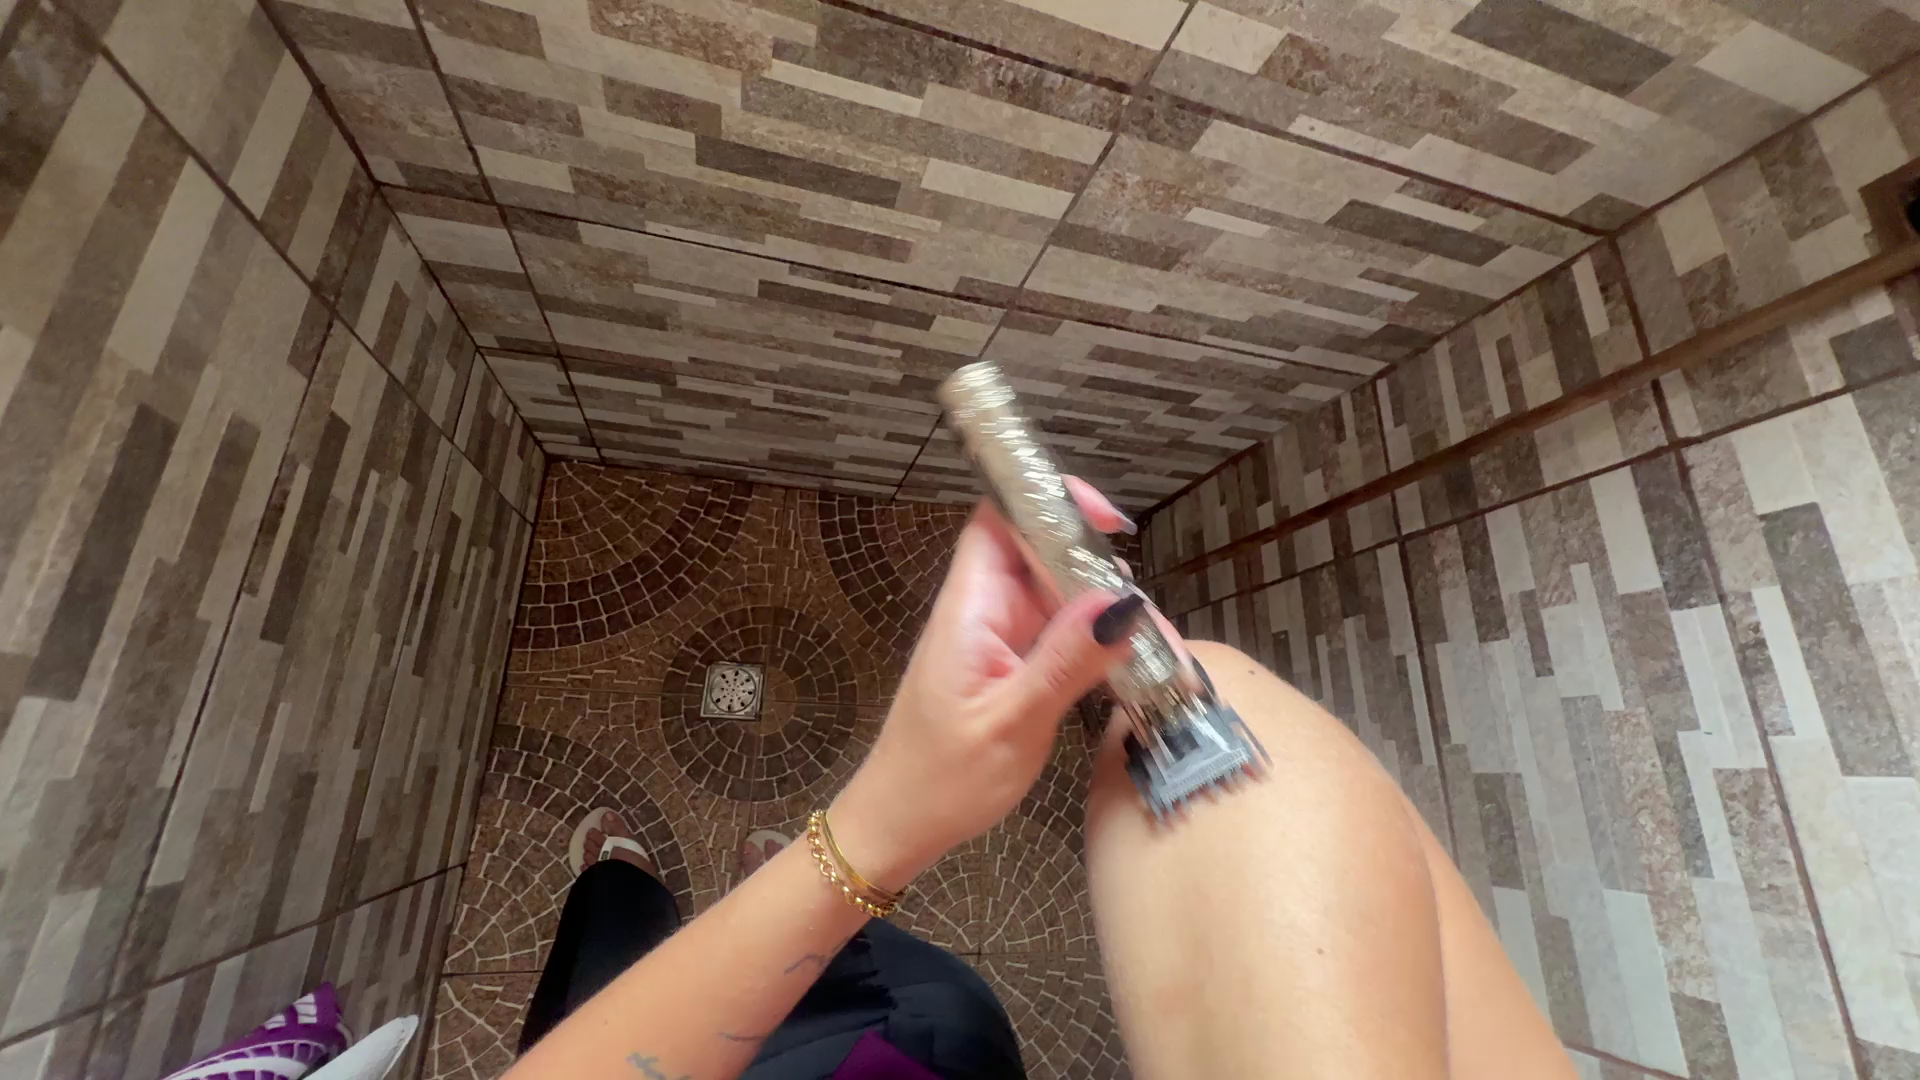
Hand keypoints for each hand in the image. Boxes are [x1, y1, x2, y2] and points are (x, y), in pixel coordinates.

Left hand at [829, 479, 1146, 889]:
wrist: (900, 823)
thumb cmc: (943, 780)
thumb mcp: (1012, 723)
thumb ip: (1065, 662)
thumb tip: (1123, 603)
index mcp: (969, 608)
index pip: (999, 520)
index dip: (1047, 501)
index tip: (1107, 521)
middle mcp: (981, 609)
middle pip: (1036, 551)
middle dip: (1093, 563)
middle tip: (1143, 608)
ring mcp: (994, 636)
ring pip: (1051, 592)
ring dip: (1098, 604)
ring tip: (1150, 639)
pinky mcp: (1006, 663)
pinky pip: (1052, 629)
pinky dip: (1088, 636)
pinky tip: (1124, 658)